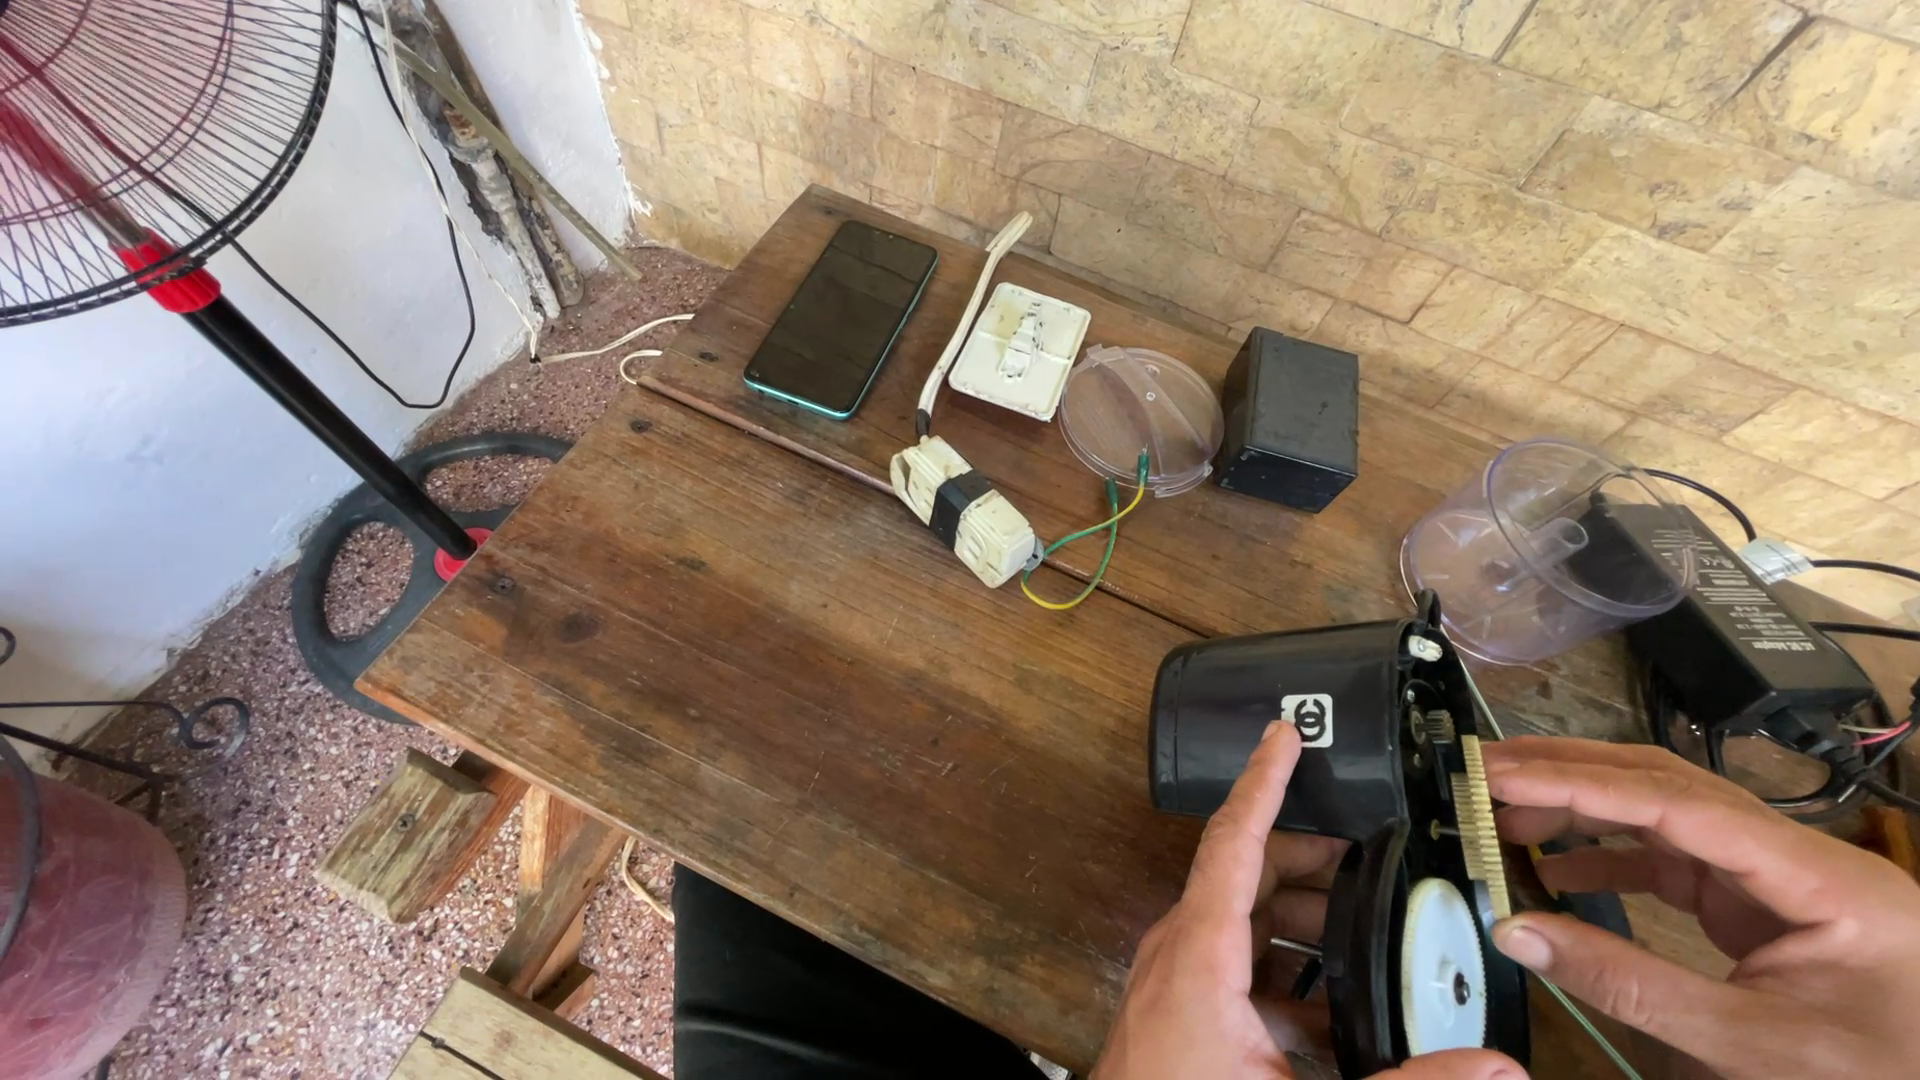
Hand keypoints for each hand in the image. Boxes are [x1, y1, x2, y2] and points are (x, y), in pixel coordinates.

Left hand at [1094, 721, 1524, 1079]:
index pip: (1234, 839)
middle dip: (1309, 857)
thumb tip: (1497, 1065)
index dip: (1262, 780)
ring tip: (1370, 931)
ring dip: (1303, 916)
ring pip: (1243, 917)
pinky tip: (1337, 1008)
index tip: (1283, 731)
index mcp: (1202, 952)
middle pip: (1246, 872)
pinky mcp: (1182, 1005)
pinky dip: (1286, 967)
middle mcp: (1182, 948)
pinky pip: (1238, 964)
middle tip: (1374, 859)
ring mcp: (1177, 976)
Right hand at [1485, 736, 1919, 1078]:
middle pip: (1664, 782)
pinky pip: (1666, 855)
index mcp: (1821, 878)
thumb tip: (1511, 930)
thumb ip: (1630, 986)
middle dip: (1568, 771)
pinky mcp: (1755, 898)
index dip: (1580, 784)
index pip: (1677, 802)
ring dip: (1579, 804)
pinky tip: (1555, 869)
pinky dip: (1604, 853)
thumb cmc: (1889, 1079)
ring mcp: (1773, 873)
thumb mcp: (1760, 1047)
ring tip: (1504, 813)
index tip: (1498, 776)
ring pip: (1659, 808)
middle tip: (1484, 770)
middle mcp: (1794, 854)